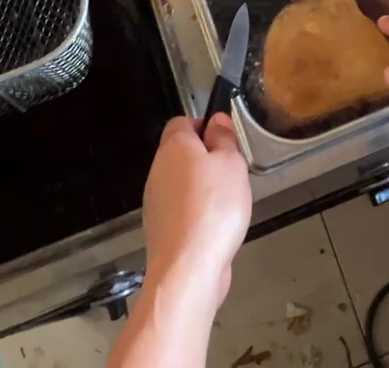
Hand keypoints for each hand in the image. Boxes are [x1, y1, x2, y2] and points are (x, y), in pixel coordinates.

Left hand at [140, 113, 251, 309]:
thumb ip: (224, 138)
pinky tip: (215, 228)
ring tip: (227, 205)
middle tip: (232, 174)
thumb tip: (216, 120)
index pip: (182, 122)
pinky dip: (197, 213)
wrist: (188, 268)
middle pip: (182, 154)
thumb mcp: (231, 163)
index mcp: (173, 147)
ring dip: (203, 189)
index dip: (204, 126)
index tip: (226, 142)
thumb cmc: (214, 206)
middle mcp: (158, 169)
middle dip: (207, 160)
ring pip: (183, 183)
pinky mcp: (160, 229)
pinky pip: (181, 210)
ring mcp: (156, 201)